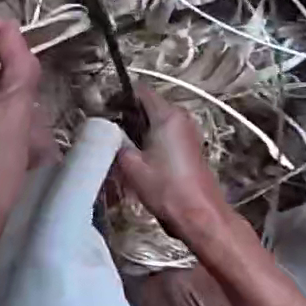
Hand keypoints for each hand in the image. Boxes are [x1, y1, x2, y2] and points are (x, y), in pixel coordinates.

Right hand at [112, 87, 229, 241]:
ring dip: (140, 129)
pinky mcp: (192, 146)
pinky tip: (141, 159)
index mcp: (167, 115)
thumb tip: (108, 132)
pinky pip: (168, 133)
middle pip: (150, 105)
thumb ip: (117, 143)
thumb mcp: (131, 166)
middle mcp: (181, 117)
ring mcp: (189, 131)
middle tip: (110, 132)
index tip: (105, 110)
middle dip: (129, 115)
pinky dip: (153, 139)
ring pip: (158, 121)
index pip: (141, 91)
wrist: (200, 215)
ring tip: (122, 147)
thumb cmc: (166, 188)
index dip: (120, 96)